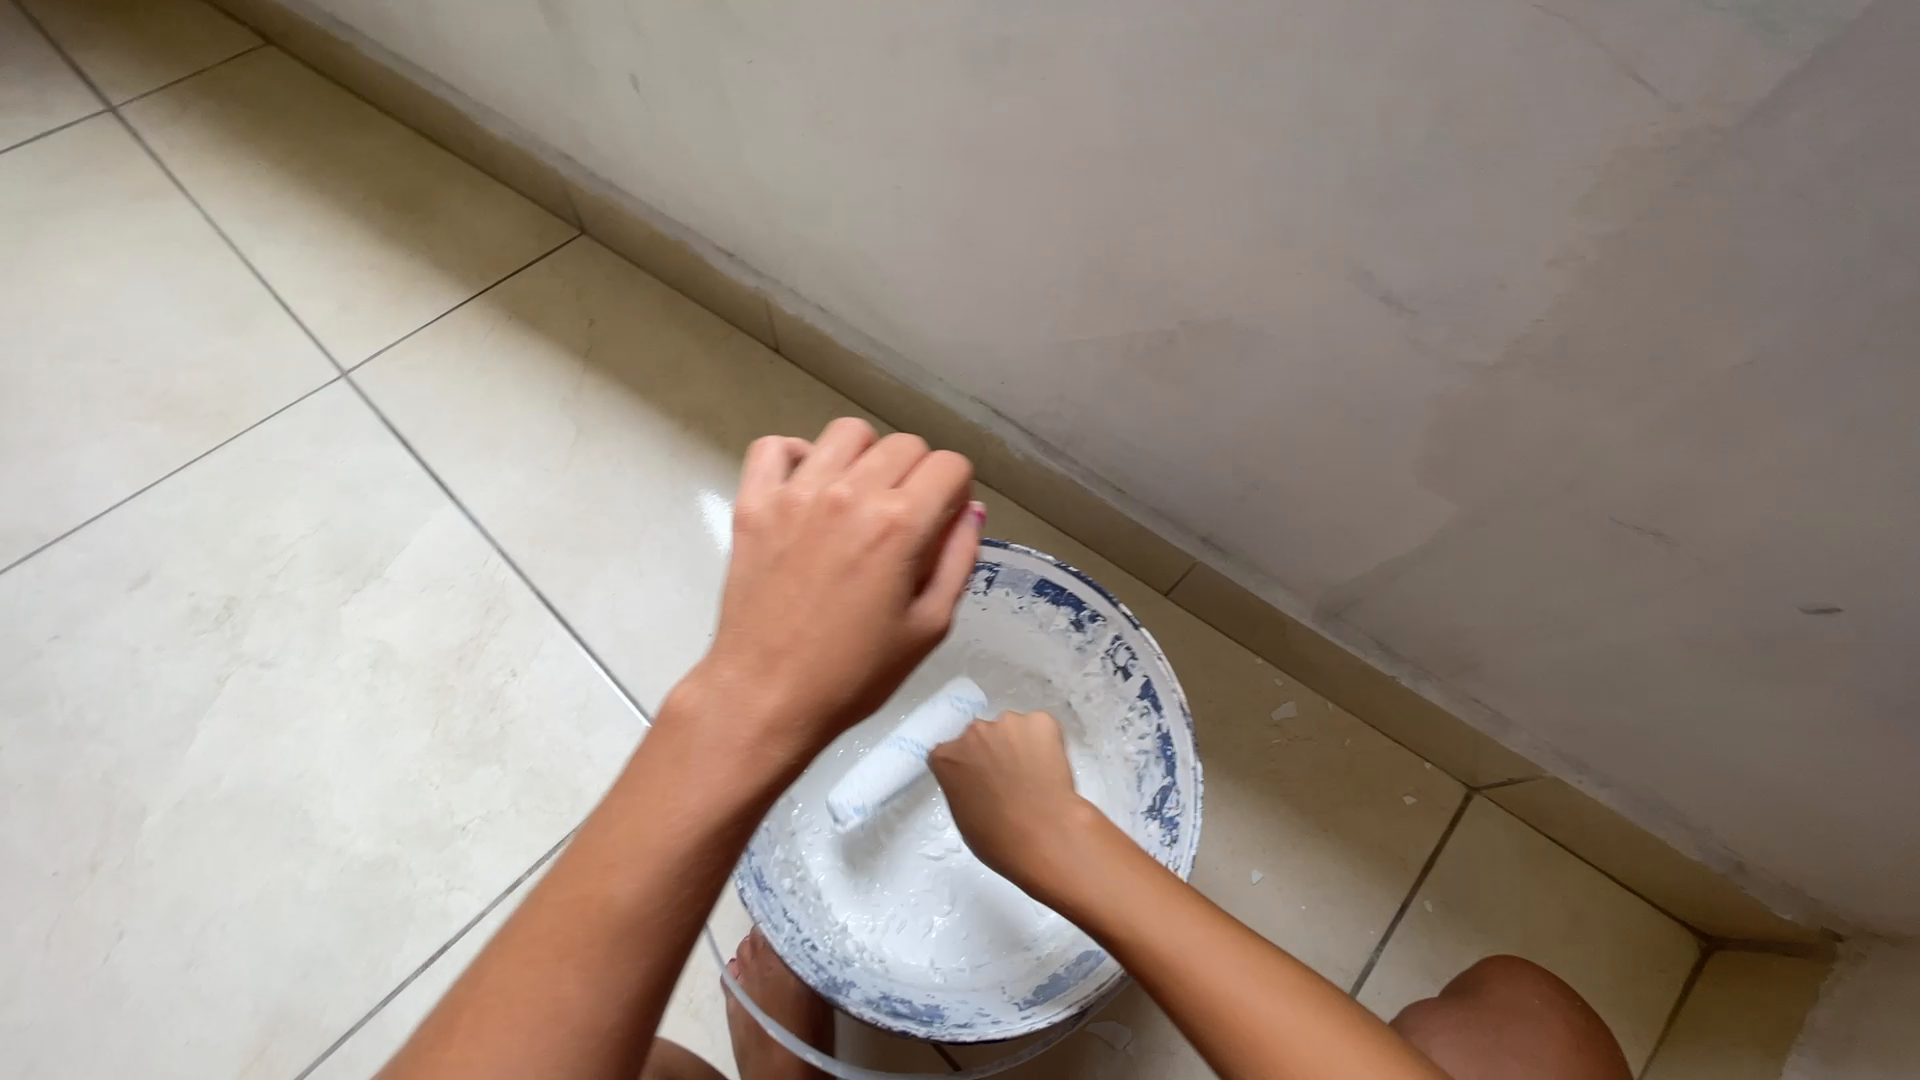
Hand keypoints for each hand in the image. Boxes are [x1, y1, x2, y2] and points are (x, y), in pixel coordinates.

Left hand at [670, 418, 982, 778]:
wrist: (766, 696)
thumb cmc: (855, 673)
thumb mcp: (930, 627)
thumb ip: (958, 559)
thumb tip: (970, 510)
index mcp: (900, 524)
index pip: (950, 465)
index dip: (957, 491)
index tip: (943, 521)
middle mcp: (850, 493)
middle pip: (905, 445)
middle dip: (919, 475)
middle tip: (905, 520)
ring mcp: (796, 493)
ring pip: (848, 433)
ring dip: (867, 457)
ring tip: (860, 498)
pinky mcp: (754, 503)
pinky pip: (776, 446)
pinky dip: (798, 456)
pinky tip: (808, 489)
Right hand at [929, 710, 1106, 898]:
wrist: (1044, 836)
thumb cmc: (998, 839)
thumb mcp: (963, 815)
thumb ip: (962, 786)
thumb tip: (978, 782)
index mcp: (947, 756)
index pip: (951, 754)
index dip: (968, 768)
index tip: (981, 783)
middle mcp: (973, 731)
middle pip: (980, 737)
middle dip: (992, 753)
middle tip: (1010, 779)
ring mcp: (1008, 722)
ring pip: (1011, 730)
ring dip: (1018, 745)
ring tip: (1034, 775)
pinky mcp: (1041, 721)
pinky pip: (1041, 727)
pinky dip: (1046, 742)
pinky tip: (1052, 767)